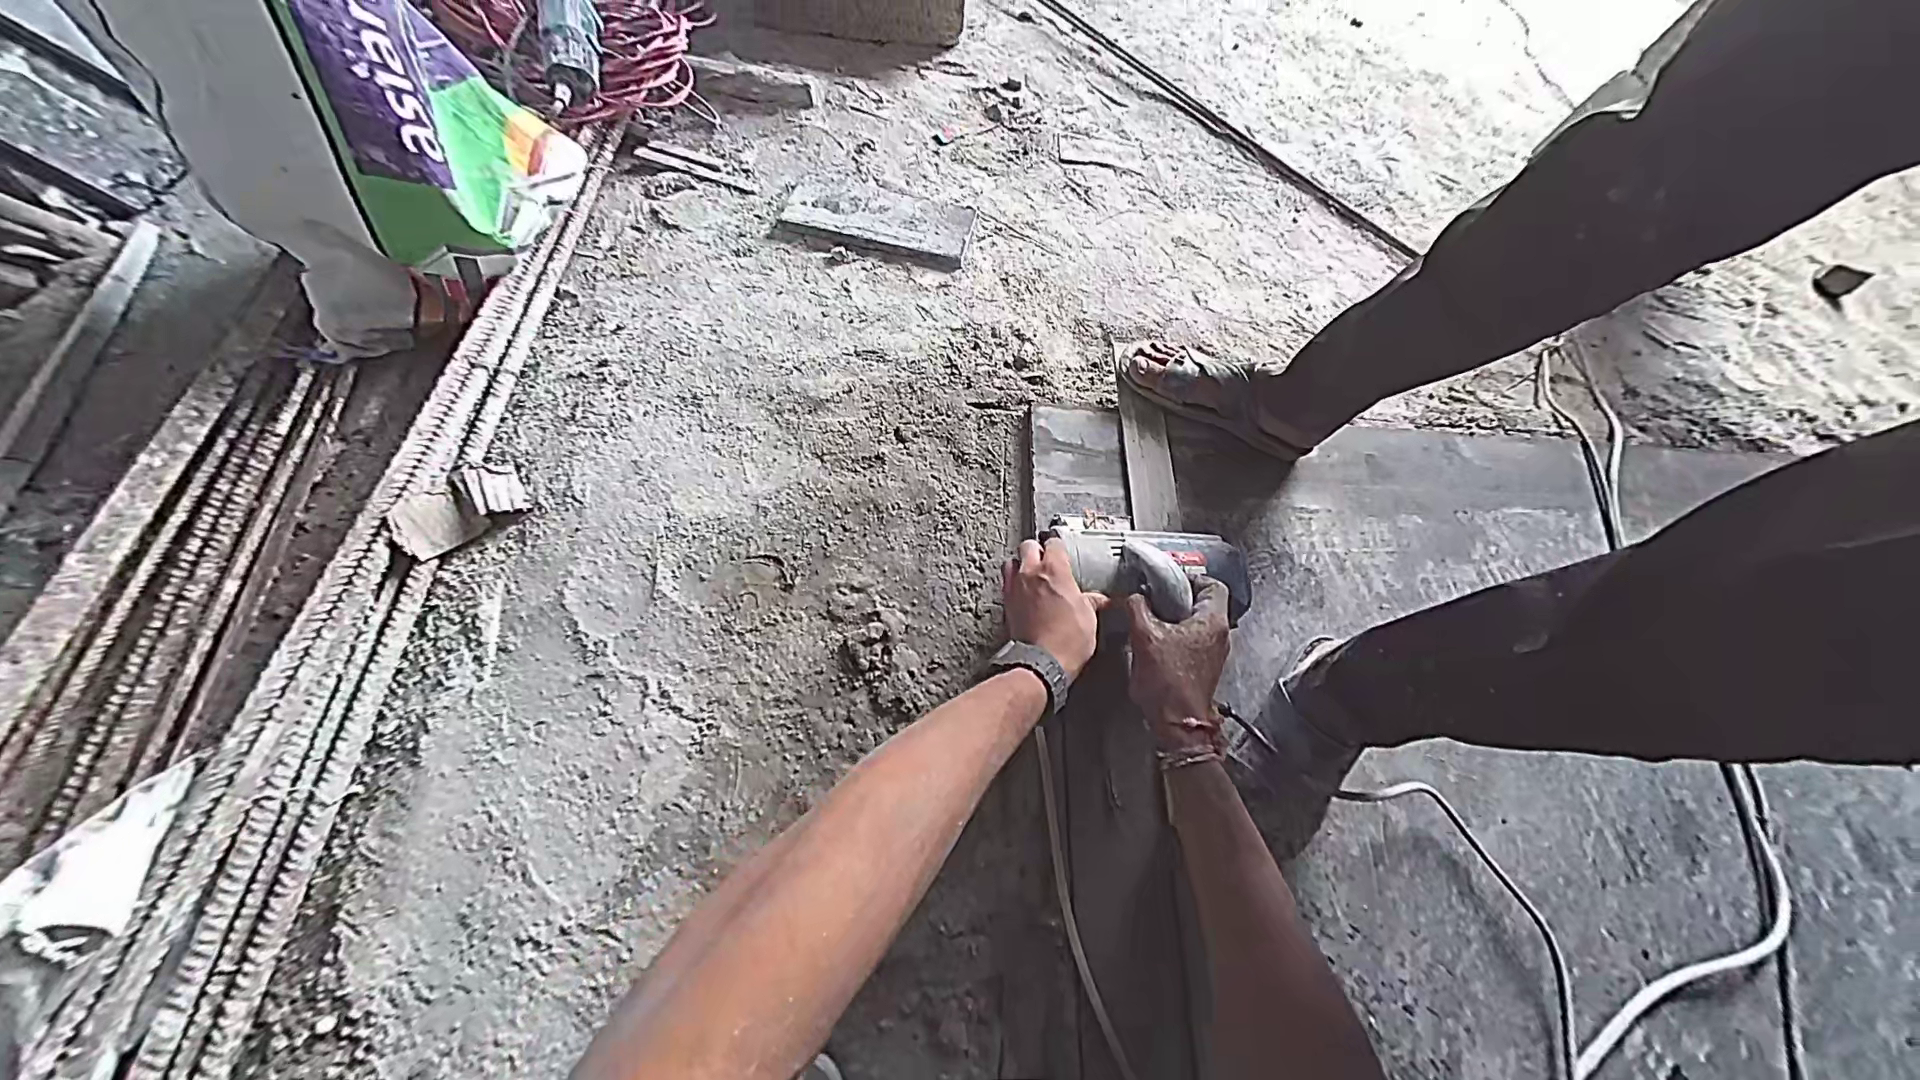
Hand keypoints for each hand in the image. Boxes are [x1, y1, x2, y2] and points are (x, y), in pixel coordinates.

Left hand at [1003, 538, 1108, 679]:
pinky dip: (1012, 583)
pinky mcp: (1006, 604)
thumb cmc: (1066, 640)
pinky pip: (1006, 583)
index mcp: (1054, 570)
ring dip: (1021, 564)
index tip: (1062, 551)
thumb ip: (1091, 601)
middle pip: (1028, 546)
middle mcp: (1031, 573)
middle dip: (1037, 550)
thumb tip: (1098, 600)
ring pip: (1012, 562)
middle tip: (1046, 560)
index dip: (1058, 545)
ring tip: (1031, 574)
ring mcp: (1015, 587)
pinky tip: (1022, 593)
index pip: (1053, 543)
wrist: (1041, 662)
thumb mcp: (1089, 617)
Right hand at [1126, 577, 1230, 749]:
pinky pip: (1192, 638)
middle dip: (1178, 596)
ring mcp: (1213, 652)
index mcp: (1212, 622)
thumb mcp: (1144, 636)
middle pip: (1204, 602)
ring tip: (1152, 617)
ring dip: (1175, 616)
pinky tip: (1155, 638)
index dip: (1191, 577)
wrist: (1177, 723)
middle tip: (1155, 596)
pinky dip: (1176, 633)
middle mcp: (1219, 635)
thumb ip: (1137, 607)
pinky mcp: (1203, 665)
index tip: (1169, 580)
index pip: (1213, 584)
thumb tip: (1133, 596)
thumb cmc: (1168, 682)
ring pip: (1197, 621)